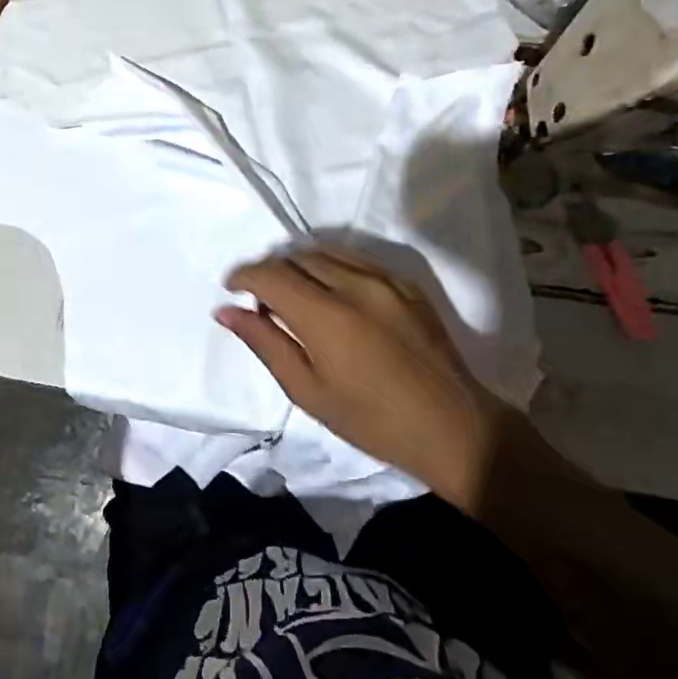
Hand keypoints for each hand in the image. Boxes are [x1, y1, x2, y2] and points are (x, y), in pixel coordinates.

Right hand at [217, 250, 505, 511]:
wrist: (451, 425)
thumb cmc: (371, 420)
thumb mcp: (308, 390)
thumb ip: (265, 343)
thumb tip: (226, 311)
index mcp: (326, 316)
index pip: (271, 273)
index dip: (244, 275)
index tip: (232, 288)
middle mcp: (355, 284)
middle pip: (297, 257)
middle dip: (271, 271)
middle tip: (263, 302)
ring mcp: (385, 279)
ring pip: (327, 252)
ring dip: (300, 265)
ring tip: (295, 295)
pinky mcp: (407, 283)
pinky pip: (357, 259)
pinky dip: (332, 266)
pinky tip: (332, 292)